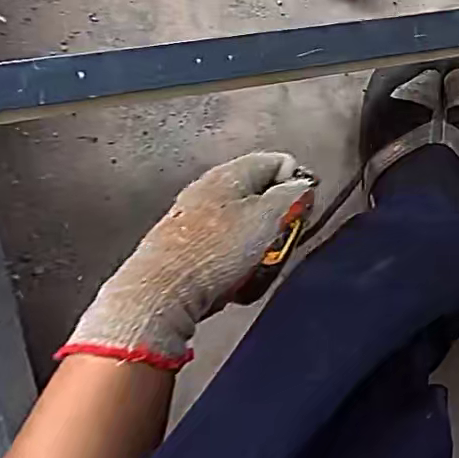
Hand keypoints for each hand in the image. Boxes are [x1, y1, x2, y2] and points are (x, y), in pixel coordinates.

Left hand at [59, 151, 315, 368]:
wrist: (157, 296)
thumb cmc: (217, 251)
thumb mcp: (268, 218)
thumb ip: (291, 195)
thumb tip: (301, 184)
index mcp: (230, 172)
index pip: (279, 161)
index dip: (297, 183)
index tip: (301, 209)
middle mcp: (207, 185)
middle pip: (259, 190)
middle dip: (276, 213)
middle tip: (282, 237)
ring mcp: (190, 214)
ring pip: (241, 216)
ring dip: (256, 235)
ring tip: (258, 259)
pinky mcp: (179, 243)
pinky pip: (220, 239)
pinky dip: (233, 252)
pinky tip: (233, 272)